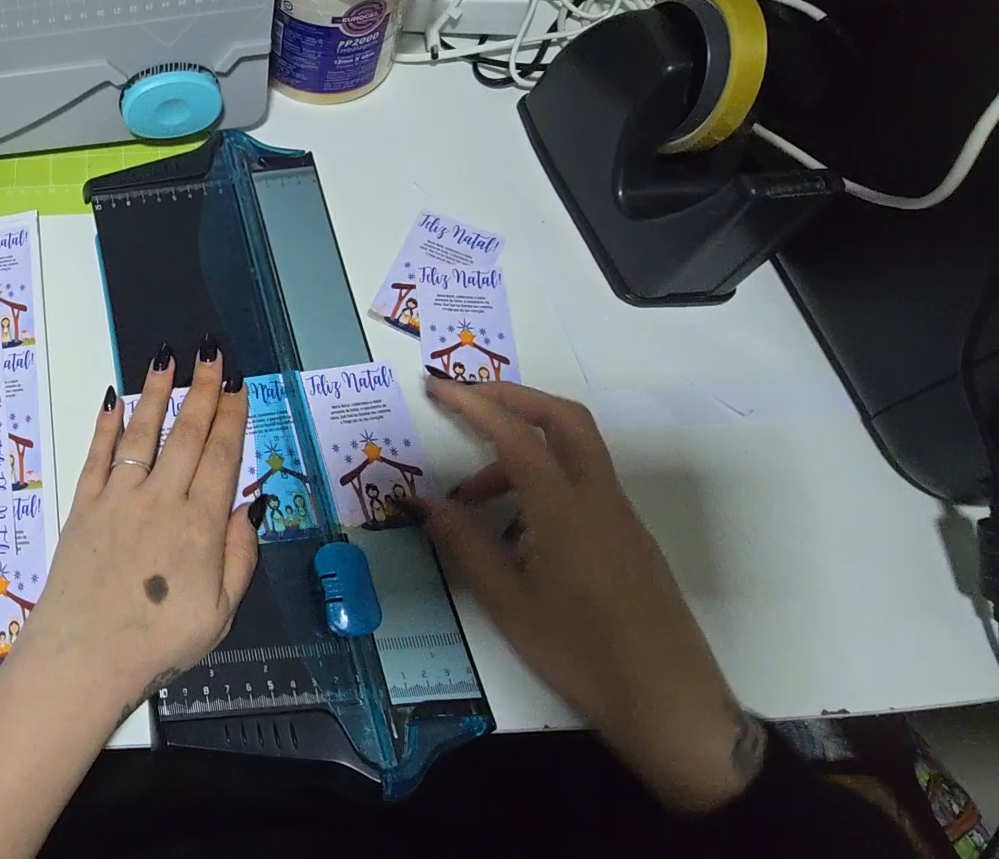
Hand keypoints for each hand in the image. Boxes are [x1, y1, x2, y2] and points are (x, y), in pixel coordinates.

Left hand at [16, 342, 263, 718]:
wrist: (82, 656)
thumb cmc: (156, 643)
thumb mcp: (220, 614)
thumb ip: (238, 556)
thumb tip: (248, 507)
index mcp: (199, 525)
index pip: (221, 457)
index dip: (232, 417)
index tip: (238, 385)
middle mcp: (160, 499)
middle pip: (187, 434)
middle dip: (202, 390)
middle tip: (209, 353)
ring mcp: (118, 497)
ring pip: (143, 433)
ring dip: (156, 393)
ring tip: (166, 358)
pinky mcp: (84, 503)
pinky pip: (98, 454)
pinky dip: (106, 425)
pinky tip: (114, 399)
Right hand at [418, 377, 764, 813]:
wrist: (670, 706)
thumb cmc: (579, 652)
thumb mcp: (505, 601)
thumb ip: (463, 542)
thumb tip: (423, 500)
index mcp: (565, 512)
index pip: (516, 437)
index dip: (473, 404)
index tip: (436, 387)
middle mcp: (599, 501)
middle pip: (564, 419)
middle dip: (511, 397)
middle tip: (463, 398)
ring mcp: (620, 518)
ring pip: (571, 453)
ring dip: (519, 452)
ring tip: (471, 501)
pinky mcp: (627, 538)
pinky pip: (580, 486)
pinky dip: (539, 482)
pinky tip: (512, 531)